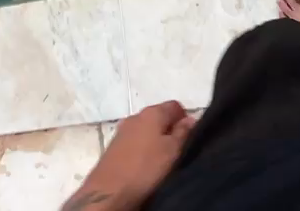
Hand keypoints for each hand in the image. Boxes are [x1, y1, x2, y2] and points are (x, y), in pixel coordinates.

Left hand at [65, 101, 195, 210]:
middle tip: (177, 153)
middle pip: (160, 118)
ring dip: (155, 143)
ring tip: (161, 163)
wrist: (107, 193)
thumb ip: (184, 133)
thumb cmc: (144, 169)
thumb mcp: (172, 152)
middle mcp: (136, 116)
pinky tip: (144, 168)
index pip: (176, 106)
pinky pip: (134, 143)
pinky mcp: (113, 148)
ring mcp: (122, 131)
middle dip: (170, 132)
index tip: (190, 139)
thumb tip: (191, 119)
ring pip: (146, 132)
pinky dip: (142, 152)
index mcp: (152, 111)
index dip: (186, 120)